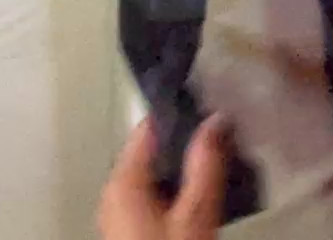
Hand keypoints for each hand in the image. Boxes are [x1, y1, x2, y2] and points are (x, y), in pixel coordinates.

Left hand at [98, 115, 229, 239]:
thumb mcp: (194, 214)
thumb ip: (206, 164)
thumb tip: (215, 121)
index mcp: (121, 180)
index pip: (150, 124)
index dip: (182, 112)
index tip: (208, 106)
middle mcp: (114, 193)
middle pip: (154, 148)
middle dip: (187, 141)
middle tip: (219, 134)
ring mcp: (119, 214)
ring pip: (157, 172)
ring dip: (184, 166)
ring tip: (214, 161)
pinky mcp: (130, 231)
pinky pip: (155, 194)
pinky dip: (176, 187)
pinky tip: (198, 194)